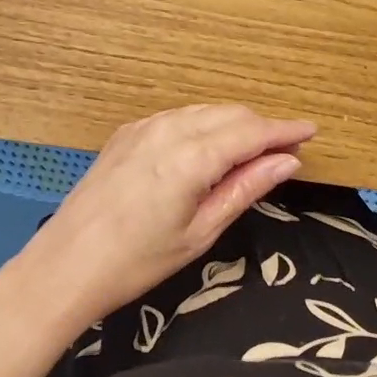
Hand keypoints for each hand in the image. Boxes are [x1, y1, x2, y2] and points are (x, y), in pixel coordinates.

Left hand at [15, 104, 316, 327]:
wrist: (64, 266)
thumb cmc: (137, 262)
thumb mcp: (200, 233)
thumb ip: (245, 189)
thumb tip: (287, 162)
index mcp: (192, 156)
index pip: (252, 131)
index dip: (285, 130)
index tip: (311, 131)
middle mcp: (169, 128)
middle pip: (230, 114)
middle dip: (261, 127)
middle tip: (285, 151)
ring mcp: (144, 126)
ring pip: (204, 111)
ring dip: (233, 123)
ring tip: (252, 150)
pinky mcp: (127, 132)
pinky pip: (178, 116)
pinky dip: (203, 124)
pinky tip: (208, 147)